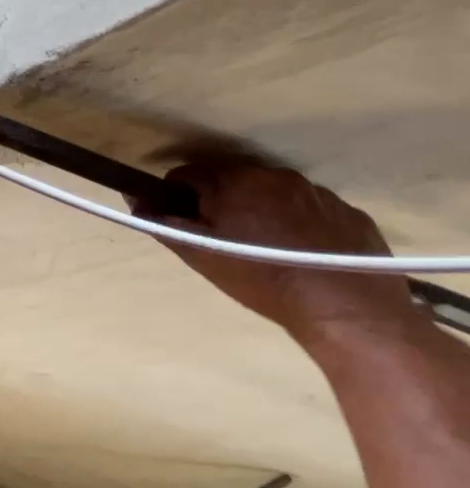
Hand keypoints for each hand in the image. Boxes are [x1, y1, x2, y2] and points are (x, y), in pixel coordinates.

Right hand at [140, 157, 424, 345]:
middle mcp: (275, 176)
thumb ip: (161, 220)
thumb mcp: (199, 254)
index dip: (179, 197)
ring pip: (273, 192)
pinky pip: (313, 209)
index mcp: (233, 180)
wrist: (350, 313)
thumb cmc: (262, 279)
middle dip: (223, 201)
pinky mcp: (352, 214)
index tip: (186, 222)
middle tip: (227, 237)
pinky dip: (302, 222)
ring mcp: (319, 194)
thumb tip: (135, 197)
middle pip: (232, 180)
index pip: (187, 174)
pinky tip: (305, 252)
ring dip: (263, 209)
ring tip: (270, 247)